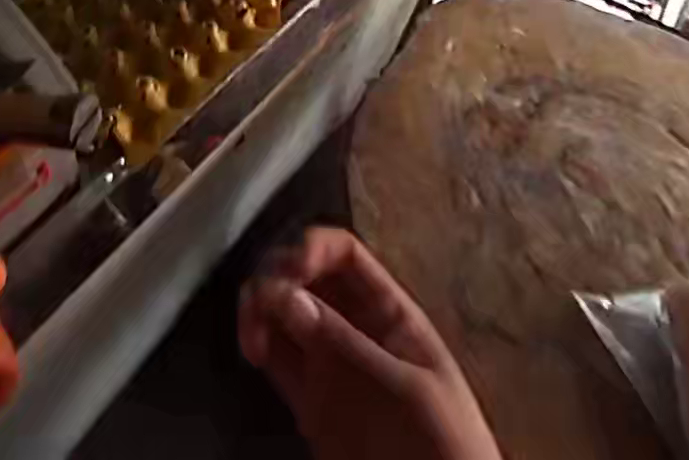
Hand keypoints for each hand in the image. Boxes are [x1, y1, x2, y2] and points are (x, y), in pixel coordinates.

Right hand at [236, 227, 500, 459]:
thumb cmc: (439, 446)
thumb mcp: (401, 390)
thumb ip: (341, 342)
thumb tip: (284, 292)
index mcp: (388, 310)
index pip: (345, 255)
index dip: (314, 249)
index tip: (289, 268)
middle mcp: (354, 327)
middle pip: (309, 277)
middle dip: (278, 275)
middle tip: (258, 298)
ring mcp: (331, 364)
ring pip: (287, 314)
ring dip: (262, 306)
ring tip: (249, 328)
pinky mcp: (311, 402)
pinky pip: (279, 358)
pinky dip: (260, 342)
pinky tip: (252, 348)